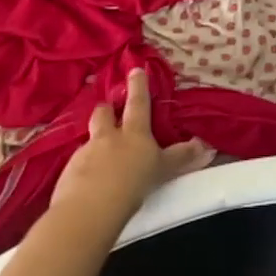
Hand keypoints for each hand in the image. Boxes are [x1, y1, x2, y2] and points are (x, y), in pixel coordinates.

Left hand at [52, 68, 212, 224]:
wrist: (90, 207)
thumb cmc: (133, 184)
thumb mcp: (162, 170)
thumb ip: (180, 158)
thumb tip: (206, 146)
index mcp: (134, 133)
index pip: (138, 104)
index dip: (138, 86)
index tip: (135, 69)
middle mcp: (108, 137)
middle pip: (104, 114)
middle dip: (107, 109)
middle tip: (108, 108)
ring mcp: (85, 153)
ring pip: (89, 138)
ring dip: (94, 140)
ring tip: (98, 152)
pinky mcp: (68, 172)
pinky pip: (77, 164)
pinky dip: (82, 168)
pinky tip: (86, 181)